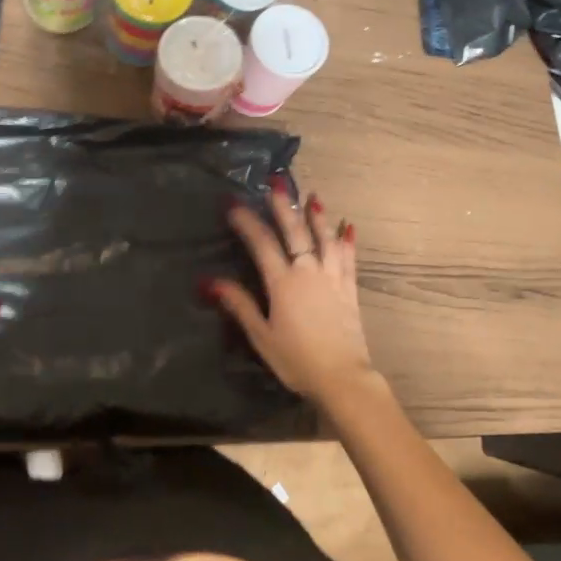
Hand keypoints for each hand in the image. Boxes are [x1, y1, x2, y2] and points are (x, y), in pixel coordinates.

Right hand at [208, 173, 376, 406]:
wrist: (342, 377)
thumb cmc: (296, 360)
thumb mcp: (261, 336)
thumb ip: (239, 305)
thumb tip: (211, 281)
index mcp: (283, 283)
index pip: (262, 244)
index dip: (246, 222)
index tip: (233, 204)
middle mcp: (308, 272)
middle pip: (295, 232)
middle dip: (284, 206)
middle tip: (276, 183)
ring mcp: (332, 278)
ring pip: (324, 239)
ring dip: (317, 216)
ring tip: (313, 196)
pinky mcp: (349, 289)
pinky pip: (348, 258)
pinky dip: (346, 241)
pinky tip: (347, 228)